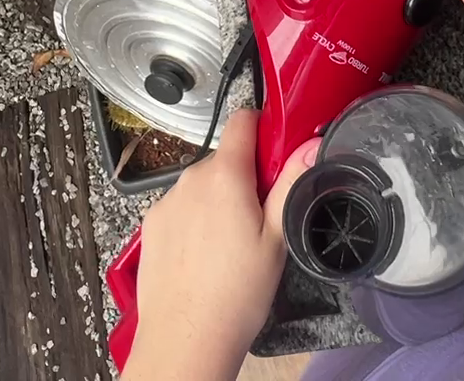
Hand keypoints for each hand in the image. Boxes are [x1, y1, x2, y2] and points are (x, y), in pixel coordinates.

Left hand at [123, 110, 317, 380]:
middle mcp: (191, 178)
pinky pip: (180, 206)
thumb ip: (293, 183)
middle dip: (245, 175)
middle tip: (260, 214)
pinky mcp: (152, 224)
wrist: (184, 343)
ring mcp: (167, 201)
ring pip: (202, 184)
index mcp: (226, 174)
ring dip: (218, 197)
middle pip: (225, 157)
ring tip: (231, 243)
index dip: (262, 129)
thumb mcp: (277, 238)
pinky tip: (204, 254)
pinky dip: (194, 218)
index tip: (275, 153)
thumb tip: (311, 144)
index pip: (242, 120)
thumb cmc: (235, 296)